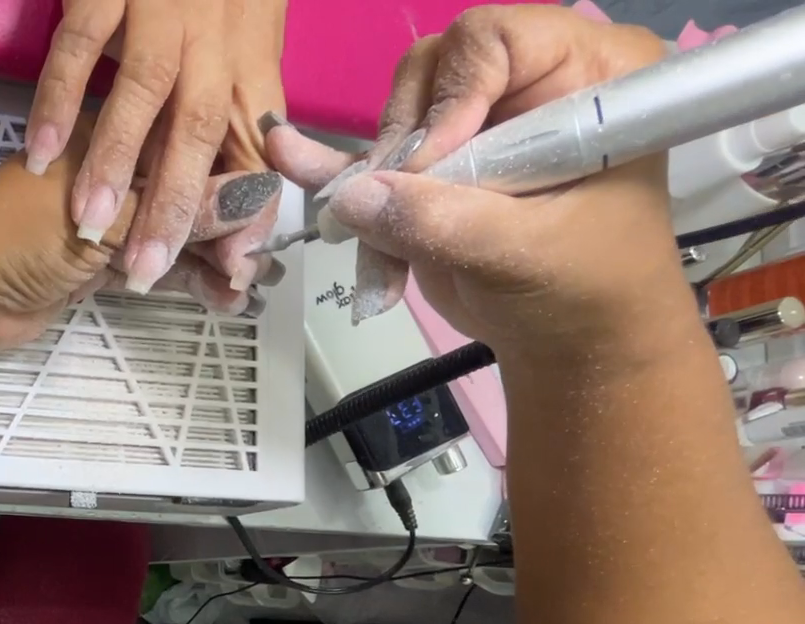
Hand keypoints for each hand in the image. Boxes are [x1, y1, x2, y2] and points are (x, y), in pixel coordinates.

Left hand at [0, 116, 281, 351]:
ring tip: (245, 289)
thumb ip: (170, 210)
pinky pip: (147, 269)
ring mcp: (104, 224)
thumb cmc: (15, 235)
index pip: (190, 150)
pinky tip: (216, 298)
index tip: (267, 220)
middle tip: (260, 263)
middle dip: (228, 230)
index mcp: (113, 136)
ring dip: (207, 263)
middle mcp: (115, 174)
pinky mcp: (92, 268)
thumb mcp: (99, 219)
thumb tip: (247, 204)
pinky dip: (178, 283)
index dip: (235, 186)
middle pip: (186, 198)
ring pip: (170, 237)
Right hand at [26, 0, 288, 293]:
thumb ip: (235, 112)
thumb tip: (248, 198)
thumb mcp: (236, 38)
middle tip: (144, 271)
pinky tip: (41, 156)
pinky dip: (58, 101)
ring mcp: (161, 3)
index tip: (230, 273)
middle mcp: (214, 29)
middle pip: (198, 127)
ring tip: (89, 223)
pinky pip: (79, 45)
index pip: (253, 138)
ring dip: (113, 161)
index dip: (244, 207)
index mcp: (248, 49)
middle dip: (171, 206)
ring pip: (144, 90)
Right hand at [264, 7, 688, 356]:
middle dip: (401, 147)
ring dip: (369, 191)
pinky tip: (285, 152)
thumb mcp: (519, 251)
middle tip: (402, 215)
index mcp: (583, 78)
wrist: (563, 334)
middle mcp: (525, 88)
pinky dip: (329, 170)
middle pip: (430, 76)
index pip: (495, 43)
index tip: (434, 170)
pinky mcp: (426, 173)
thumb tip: (349, 196)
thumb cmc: (576, 286)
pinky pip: (369, 159)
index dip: (449, 98)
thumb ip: (438, 220)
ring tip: (380, 251)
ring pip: (389, 125)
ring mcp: (470, 130)